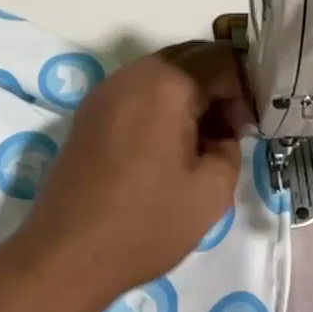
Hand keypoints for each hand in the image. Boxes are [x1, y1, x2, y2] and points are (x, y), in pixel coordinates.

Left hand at [20, 41, 251, 298]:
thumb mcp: (211, 191)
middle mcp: (134, 74)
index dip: (243, 88)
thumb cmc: (146, 224)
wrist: (66, 255)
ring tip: (198, 139)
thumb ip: (230, 145)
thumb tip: (223, 128)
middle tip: (228, 130)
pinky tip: (165, 145)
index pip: (221, 59)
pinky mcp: (89, 112)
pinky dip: (160, 103)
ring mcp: (106, 91)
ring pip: (162, 71)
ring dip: (188, 93)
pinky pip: (137, 90)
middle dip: (217, 84)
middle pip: (190, 56)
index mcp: (167, 84)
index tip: (246, 127)